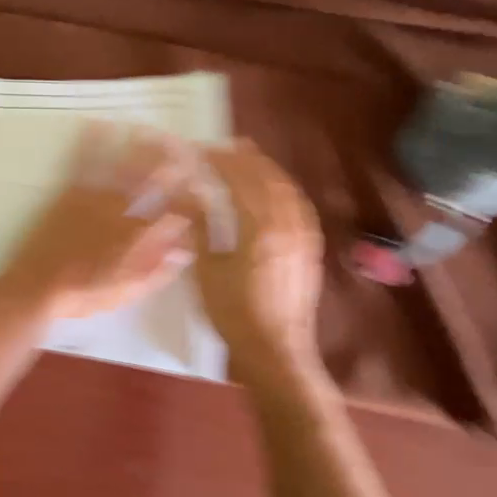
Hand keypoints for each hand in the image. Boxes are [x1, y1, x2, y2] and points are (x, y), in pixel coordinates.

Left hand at [0, 122, 194, 319]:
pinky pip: (79, 162)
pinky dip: (88, 142)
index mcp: (136, 236)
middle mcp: (117, 211)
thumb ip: (157, 270)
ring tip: (150, 129)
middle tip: (185, 145)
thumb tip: (184, 250)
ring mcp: (90, 198)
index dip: (191, 196)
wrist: (35, 288)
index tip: (203, 186)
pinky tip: (95, 124)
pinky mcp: (66, 194)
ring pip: (118, 165)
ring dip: (136, 145)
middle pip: (150, 179)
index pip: (174, 210)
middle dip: (170, 161)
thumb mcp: (127, 290)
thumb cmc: (83, 294)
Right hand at [182, 141, 324, 370]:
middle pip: (267, 179)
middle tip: (225, 146)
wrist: (275, 350)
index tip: (199, 151)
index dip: (219, 162)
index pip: (239, 181)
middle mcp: (287, 225)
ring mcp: (303, 237)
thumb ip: (199, 227)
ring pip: (287, 191)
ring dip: (267, 170)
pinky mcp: (310, 250)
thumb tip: (186, 195)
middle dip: (246, 159)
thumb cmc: (233, 312)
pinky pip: (299, 207)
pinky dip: (284, 190)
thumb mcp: (205, 270)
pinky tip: (276, 191)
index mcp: (258, 227)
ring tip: (250, 158)